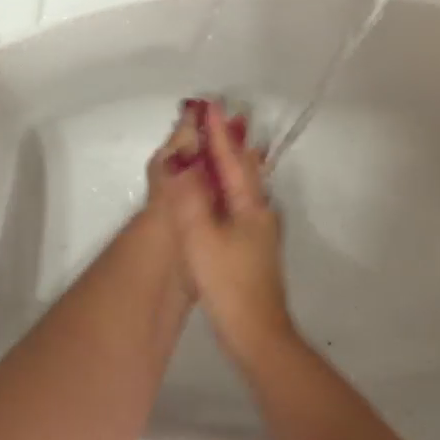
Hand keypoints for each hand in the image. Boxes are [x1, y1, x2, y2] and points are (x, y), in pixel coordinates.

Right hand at [157, 100, 294, 362]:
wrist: (257, 335)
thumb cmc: (229, 283)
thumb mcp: (201, 238)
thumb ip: (189, 198)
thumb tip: (180, 160)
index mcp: (249, 205)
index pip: (230, 159)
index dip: (217, 133)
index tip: (209, 105)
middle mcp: (259, 212)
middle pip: (242, 169)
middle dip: (226, 143)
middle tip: (212, 119)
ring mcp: (258, 232)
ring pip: (241, 187)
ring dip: (226, 165)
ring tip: (211, 148)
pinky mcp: (251, 249)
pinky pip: (236, 204)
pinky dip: (223, 189)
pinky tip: (213, 195)